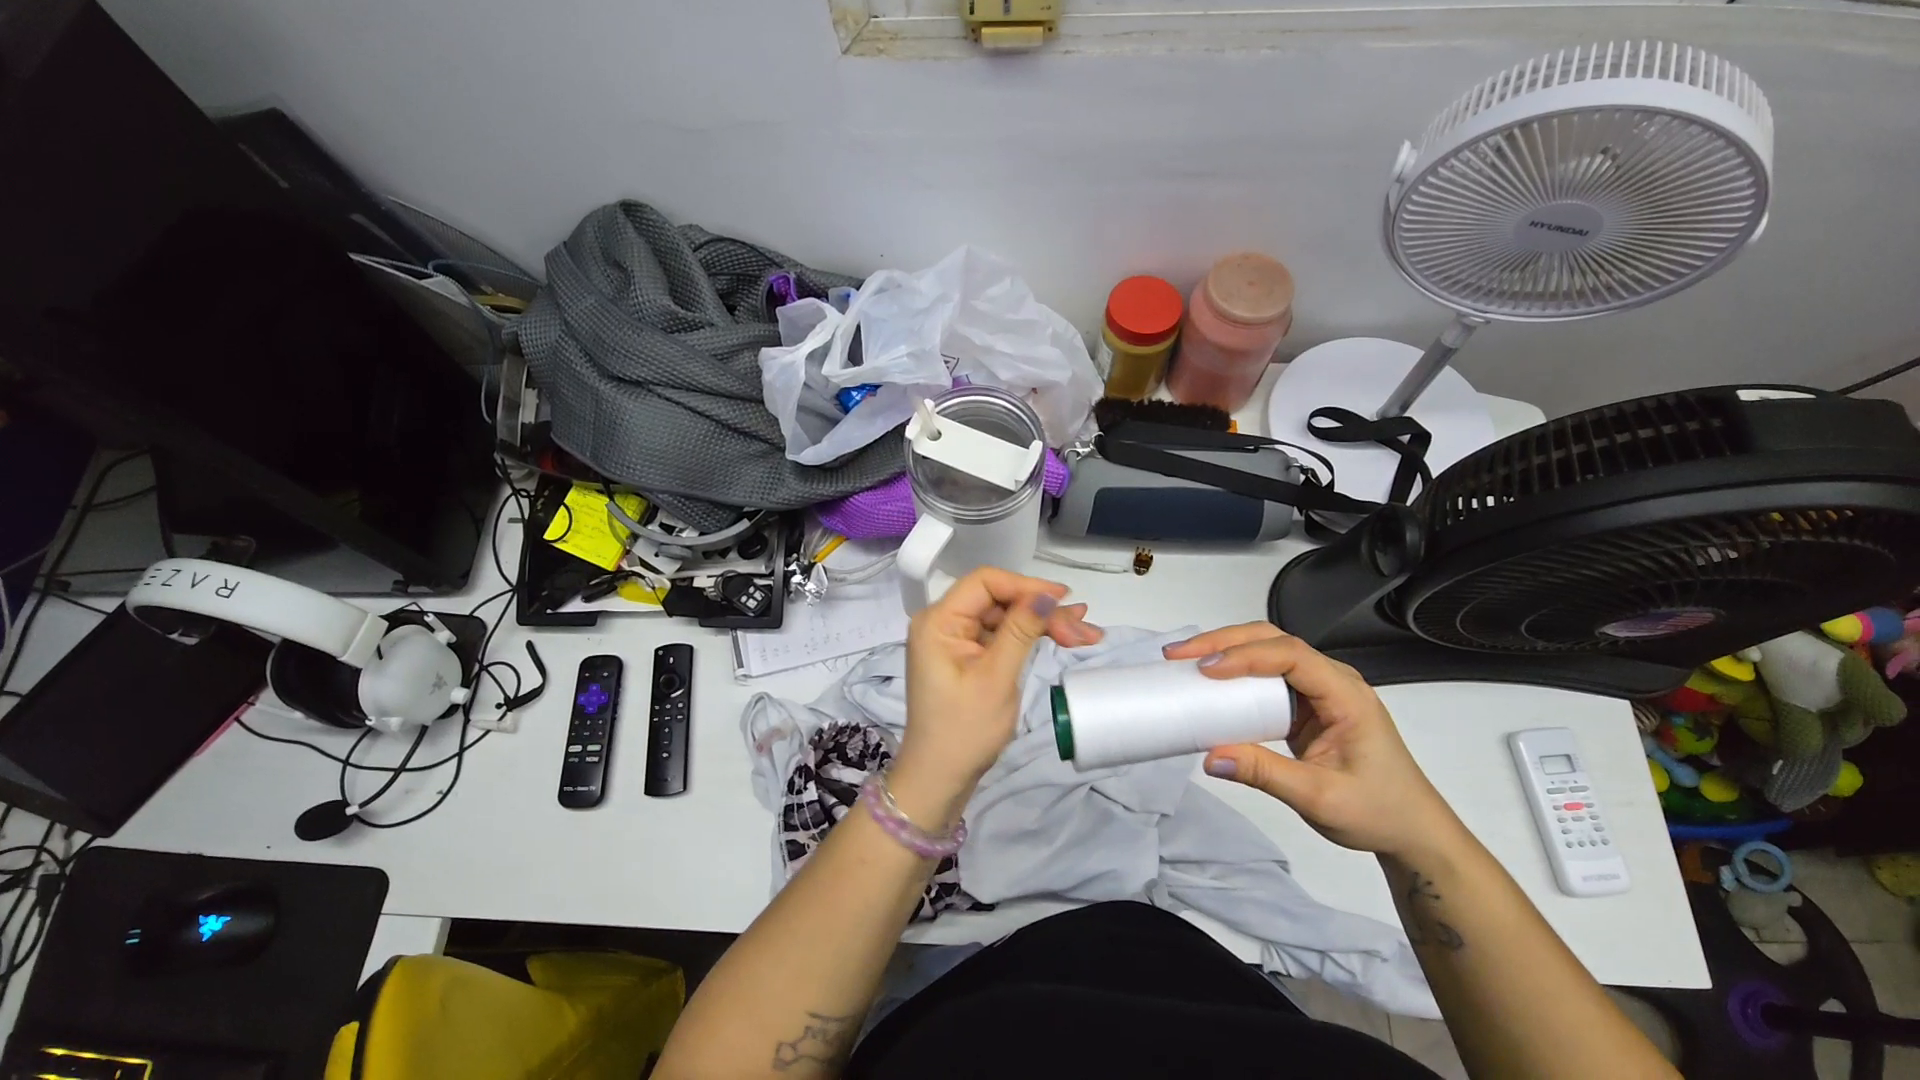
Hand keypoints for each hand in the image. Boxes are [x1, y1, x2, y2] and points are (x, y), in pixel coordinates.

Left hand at [892, 567, 1102, 825]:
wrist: (940, 778)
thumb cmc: (965, 730)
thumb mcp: (997, 678)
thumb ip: (1021, 631)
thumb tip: (1047, 595)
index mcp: (938, 622)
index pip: (986, 583)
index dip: (1027, 586)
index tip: (1064, 599)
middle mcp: (942, 624)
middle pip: (999, 600)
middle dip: (1042, 610)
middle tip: (1085, 630)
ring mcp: (955, 642)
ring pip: (1005, 618)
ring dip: (1043, 624)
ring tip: (1085, 635)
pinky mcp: (967, 659)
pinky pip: (1001, 637)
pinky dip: (1030, 639)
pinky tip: (1061, 639)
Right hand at [1162, 623, 1459, 857]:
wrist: (1411, 829)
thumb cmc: (1376, 811)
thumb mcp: (1319, 798)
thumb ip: (1265, 774)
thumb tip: (1211, 757)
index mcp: (1346, 695)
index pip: (1291, 656)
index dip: (1245, 656)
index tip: (1205, 669)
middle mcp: (1334, 682)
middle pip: (1276, 641)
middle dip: (1226, 642)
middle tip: (1181, 654)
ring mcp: (1321, 692)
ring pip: (1270, 653)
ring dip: (1229, 651)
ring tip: (1187, 661)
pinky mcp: (1308, 706)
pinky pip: (1269, 677)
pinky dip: (1237, 673)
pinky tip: (1212, 683)